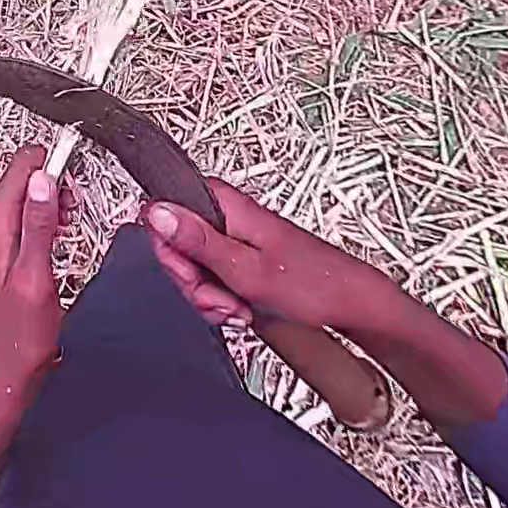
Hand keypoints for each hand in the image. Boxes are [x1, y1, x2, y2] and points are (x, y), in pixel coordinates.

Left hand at [0, 145, 68, 387]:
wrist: (9, 367)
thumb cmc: (21, 333)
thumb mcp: (36, 276)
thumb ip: (39, 224)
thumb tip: (43, 180)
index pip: (23, 163)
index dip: (53, 166)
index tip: (72, 185)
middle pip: (28, 171)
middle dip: (56, 181)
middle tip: (71, 208)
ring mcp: (1, 227)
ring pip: (33, 188)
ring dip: (56, 197)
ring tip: (68, 220)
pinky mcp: (11, 238)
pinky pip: (33, 207)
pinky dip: (51, 211)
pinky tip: (61, 229)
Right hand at [146, 176, 403, 335]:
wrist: (351, 304)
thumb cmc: (313, 281)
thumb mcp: (246, 267)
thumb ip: (196, 240)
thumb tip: (155, 212)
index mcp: (217, 201)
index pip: (159, 217)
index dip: (171, 253)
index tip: (195, 276)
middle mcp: (218, 212)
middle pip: (172, 246)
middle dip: (193, 282)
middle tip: (222, 297)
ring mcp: (225, 234)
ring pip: (188, 266)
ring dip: (208, 295)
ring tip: (237, 305)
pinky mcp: (232, 254)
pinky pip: (206, 275)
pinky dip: (218, 297)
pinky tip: (239, 306)